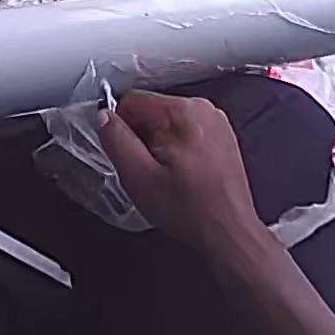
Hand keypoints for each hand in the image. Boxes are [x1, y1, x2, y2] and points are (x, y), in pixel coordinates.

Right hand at [97, 90, 262, 254]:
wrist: (230, 233)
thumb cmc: (189, 210)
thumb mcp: (138, 177)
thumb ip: (116, 140)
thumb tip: (104, 116)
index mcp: (181, 112)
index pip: (130, 101)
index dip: (123, 130)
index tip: (134, 156)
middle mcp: (201, 108)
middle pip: (149, 109)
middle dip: (143, 137)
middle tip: (153, 170)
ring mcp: (214, 120)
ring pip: (165, 120)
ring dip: (159, 143)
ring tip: (170, 175)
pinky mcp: (221, 133)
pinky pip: (183, 129)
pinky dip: (177, 147)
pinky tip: (184, 173)